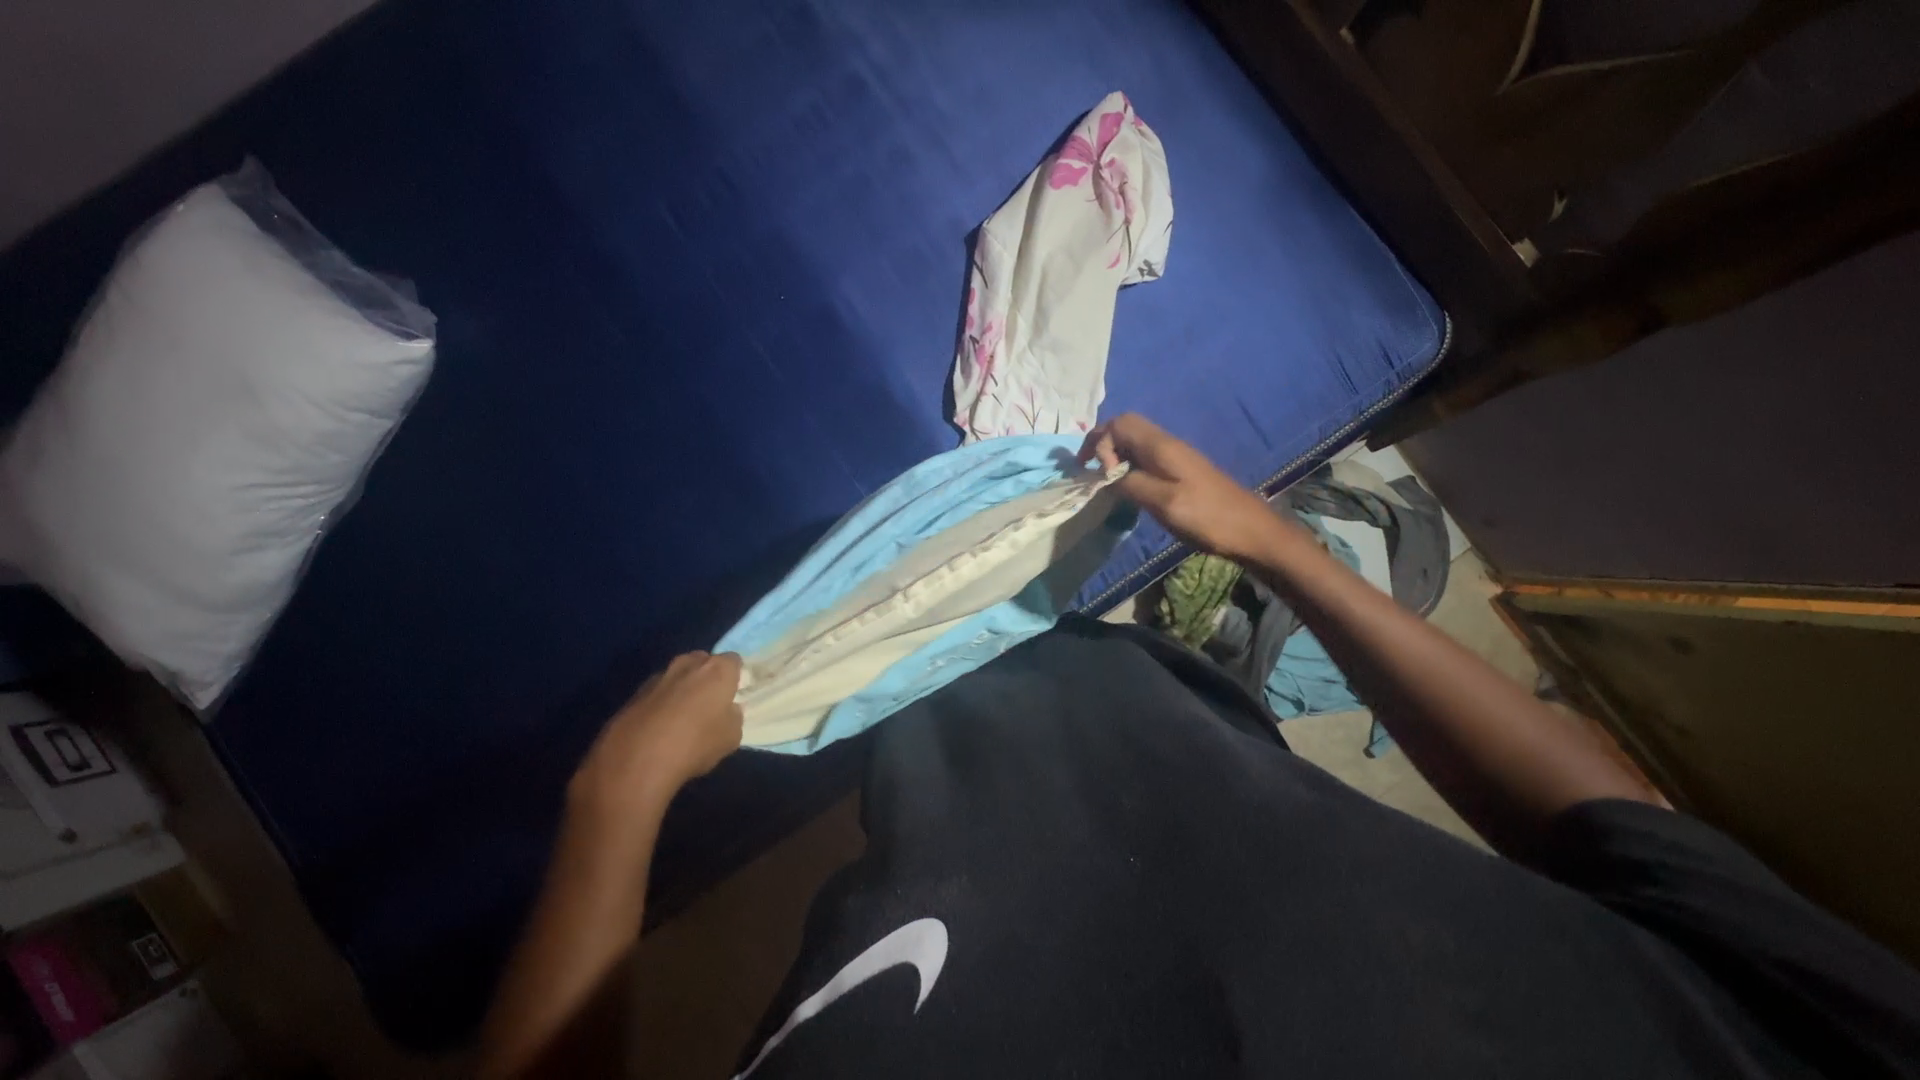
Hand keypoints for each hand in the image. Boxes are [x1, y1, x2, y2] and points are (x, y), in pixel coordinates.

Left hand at [568, 651, 743, 823]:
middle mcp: (688, 664)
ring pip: (678, 676)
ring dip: (682, 689)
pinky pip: (657, 692)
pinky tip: (660, 727)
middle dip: (707, 677)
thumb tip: (727, 711)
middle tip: (710, 703)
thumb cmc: (695, 744)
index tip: (733, 695)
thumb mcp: (731, 738)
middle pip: (703, 661)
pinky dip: (661, 703)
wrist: (636, 760)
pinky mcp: (635, 693)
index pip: (734, 661)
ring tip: (682, 717)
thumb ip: (733, 718)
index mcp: (717, 670)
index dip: (735, 677)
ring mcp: (658, 676)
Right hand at [1079, 413, 1281, 561]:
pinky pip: (1144, 459)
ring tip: (1103, 481)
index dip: (1100, 442)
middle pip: (1125, 428)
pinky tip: (1127, 489)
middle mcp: (1166, 444)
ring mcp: (1174, 457)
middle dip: (1102, 444)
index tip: (1100, 474)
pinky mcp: (1179, 472)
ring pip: (1134, 443)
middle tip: (1089, 471)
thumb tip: (1106, 475)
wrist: (1250, 530)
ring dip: (1114, 456)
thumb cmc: (1208, 516)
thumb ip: (1131, 484)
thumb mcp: (1164, 502)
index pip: (1119, 423)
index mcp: (1162, 446)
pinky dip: (1128, 467)